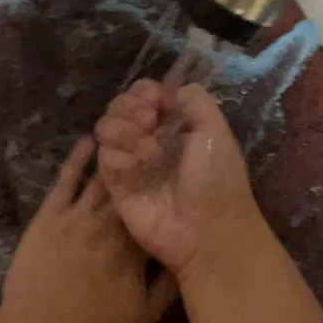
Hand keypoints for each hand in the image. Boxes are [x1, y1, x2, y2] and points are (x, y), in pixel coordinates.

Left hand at [0, 138, 177, 322]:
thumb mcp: (144, 320)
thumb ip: (168, 287)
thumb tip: (187, 256)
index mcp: (136, 250)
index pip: (156, 210)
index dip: (167, 187)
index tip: (179, 167)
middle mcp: (110, 225)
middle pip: (132, 186)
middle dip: (145, 160)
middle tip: (158, 135)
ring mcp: (77, 217)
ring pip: (103, 178)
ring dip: (117, 154)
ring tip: (131, 128)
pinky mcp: (49, 218)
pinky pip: (66, 181)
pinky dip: (77, 159)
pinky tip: (89, 140)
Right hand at [94, 80, 271, 280]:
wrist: (209, 231)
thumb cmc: (218, 180)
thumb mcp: (215, 130)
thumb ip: (194, 100)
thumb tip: (168, 91)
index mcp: (174, 124)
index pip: (144, 94)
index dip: (144, 92)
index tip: (157, 101)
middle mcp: (149, 138)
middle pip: (120, 107)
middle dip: (130, 106)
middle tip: (149, 120)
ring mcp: (131, 162)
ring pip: (105, 128)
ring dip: (123, 128)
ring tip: (148, 147)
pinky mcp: (117, 185)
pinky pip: (104, 158)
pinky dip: (118, 155)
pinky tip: (138, 165)